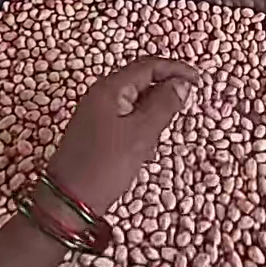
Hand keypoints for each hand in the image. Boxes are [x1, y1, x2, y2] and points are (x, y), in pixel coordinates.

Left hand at [45, 57, 199, 212]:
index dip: (175, 69)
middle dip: (165, 87)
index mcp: (110, 88)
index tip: (198, 80)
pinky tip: (147, 143)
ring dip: (153, 107)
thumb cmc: (105, 165)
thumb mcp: (141, 134)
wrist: (67, 201)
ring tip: (166, 126)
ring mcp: (96, 112)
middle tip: (186, 101)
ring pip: (133, 99)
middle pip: (139, 79)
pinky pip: (125, 116)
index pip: (147, 66)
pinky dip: (141, 122)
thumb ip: (163, 104)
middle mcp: (100, 94)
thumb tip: (182, 82)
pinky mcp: (95, 130)